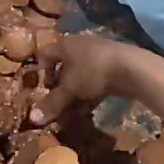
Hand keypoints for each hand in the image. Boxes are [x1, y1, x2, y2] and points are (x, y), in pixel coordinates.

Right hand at [29, 35, 146, 124]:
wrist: (132, 67)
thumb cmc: (92, 72)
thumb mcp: (70, 90)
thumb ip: (52, 103)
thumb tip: (32, 119)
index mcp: (64, 45)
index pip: (45, 53)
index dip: (42, 70)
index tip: (45, 87)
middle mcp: (79, 45)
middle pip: (63, 65)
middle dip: (60, 85)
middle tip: (59, 101)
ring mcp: (97, 52)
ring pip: (80, 73)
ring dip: (75, 91)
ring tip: (75, 109)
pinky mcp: (112, 63)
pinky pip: (95, 77)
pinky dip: (90, 91)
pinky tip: (91, 107)